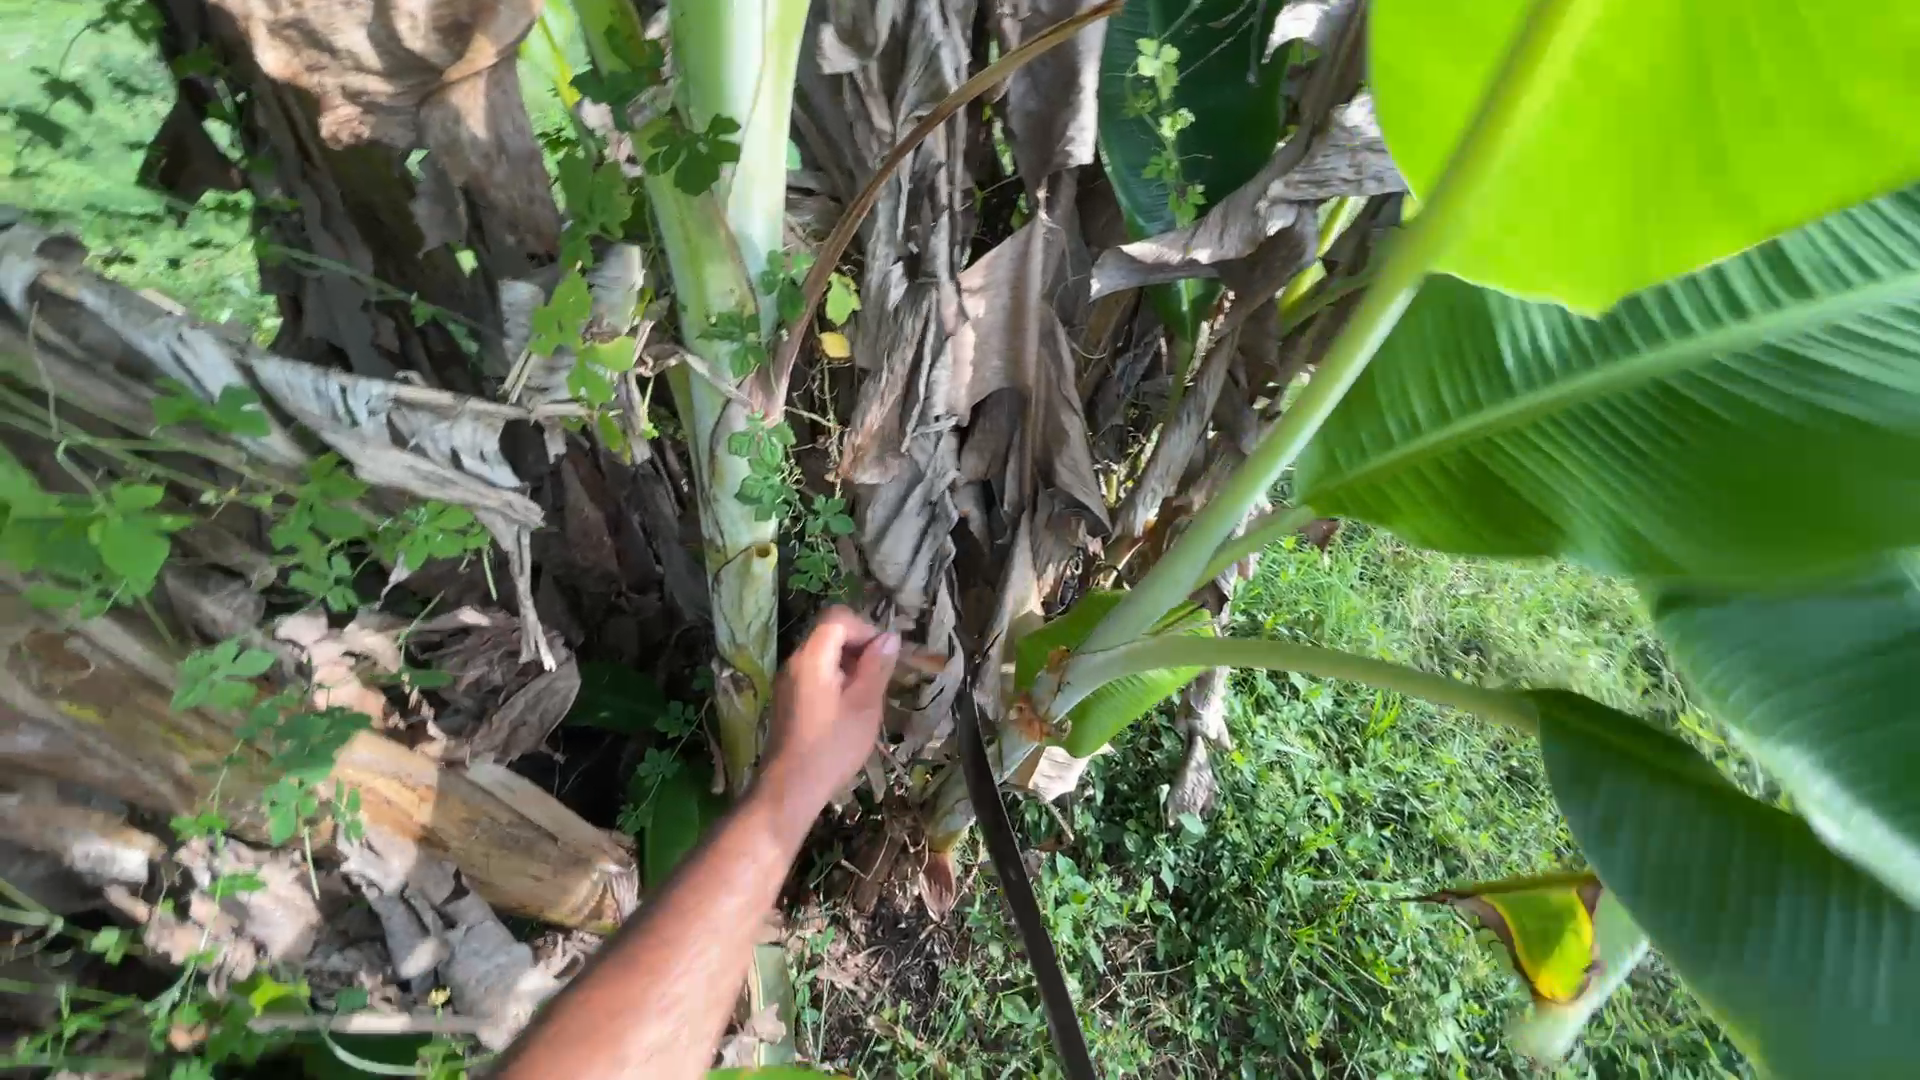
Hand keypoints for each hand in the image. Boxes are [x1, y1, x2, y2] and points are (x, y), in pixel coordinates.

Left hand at [759, 606, 897, 815]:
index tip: (884, 655)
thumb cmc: (833, 746)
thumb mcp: (865, 704)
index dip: (866, 629)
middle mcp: (795, 662)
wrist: (790, 788)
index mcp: (812, 657)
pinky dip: (836, 679)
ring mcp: (788, 681)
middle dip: (859, 646)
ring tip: (868, 694)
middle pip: (829, 633)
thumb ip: (877, 665)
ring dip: (850, 664)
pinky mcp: (788, 699)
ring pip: (823, 654)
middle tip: (880, 675)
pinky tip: (849, 708)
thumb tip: (889, 636)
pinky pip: (815, 673)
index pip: (839, 619)